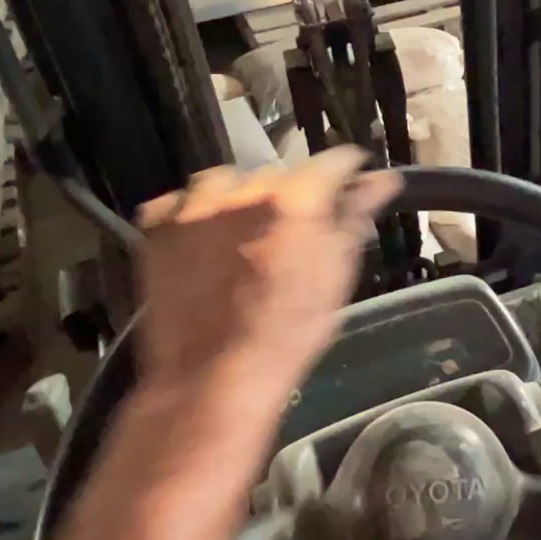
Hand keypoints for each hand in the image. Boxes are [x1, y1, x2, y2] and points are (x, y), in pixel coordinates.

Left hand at [135, 148, 400, 400]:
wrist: (214, 378)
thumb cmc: (288, 332)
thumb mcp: (337, 274)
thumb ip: (356, 217)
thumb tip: (381, 180)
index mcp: (296, 199)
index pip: (333, 161)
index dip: (350, 170)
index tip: (354, 180)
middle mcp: (245, 191)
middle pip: (280, 172)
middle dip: (293, 192)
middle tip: (296, 228)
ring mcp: (196, 207)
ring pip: (229, 179)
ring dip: (241, 197)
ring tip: (247, 231)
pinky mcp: (159, 228)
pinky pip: (181, 200)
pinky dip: (195, 212)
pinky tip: (206, 240)